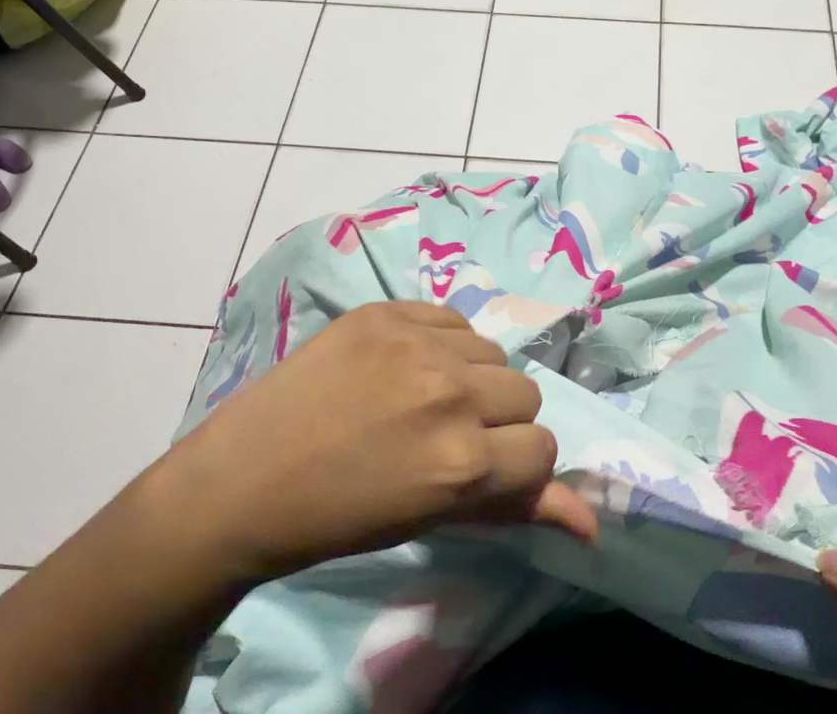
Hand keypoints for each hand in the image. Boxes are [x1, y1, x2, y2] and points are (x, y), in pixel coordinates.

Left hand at [163, 301, 599, 577]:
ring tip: (422, 397)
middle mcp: (453, 396)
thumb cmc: (340, 517)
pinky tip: (403, 365)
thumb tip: (595, 525)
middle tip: (448, 436)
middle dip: (498, 421)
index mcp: (465, 463)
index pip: (543, 448)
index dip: (516, 465)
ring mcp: (417, 345)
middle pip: (526, 395)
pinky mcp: (385, 312)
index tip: (480, 471)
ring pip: (493, 353)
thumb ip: (519, 510)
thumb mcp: (435, 519)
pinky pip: (453, 318)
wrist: (241, 481)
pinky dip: (442, 342)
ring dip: (472, 378)